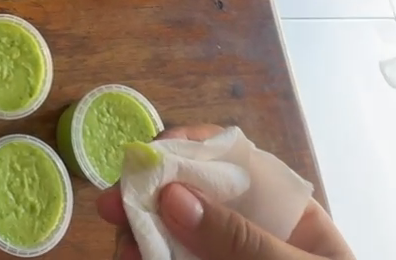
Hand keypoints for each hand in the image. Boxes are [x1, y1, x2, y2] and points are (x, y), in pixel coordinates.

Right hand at [95, 124, 354, 259]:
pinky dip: (149, 258)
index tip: (146, 157)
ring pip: (171, 231)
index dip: (185, 146)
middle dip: (148, 195)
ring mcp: (223, 256)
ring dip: (141, 235)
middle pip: (189, 192)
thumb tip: (172, 195)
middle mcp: (249, 227)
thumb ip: (242, 239)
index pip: (230, 155)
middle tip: (111, 208)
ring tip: (123, 254)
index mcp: (284, 209)